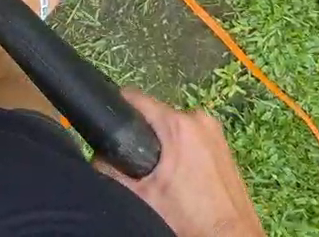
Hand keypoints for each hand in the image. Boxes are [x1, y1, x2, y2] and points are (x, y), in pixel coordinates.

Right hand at [99, 88, 264, 236]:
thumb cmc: (189, 220)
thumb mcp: (142, 198)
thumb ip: (110, 171)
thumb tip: (94, 156)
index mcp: (178, 124)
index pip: (134, 98)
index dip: (116, 109)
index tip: (108, 126)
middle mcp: (199, 118)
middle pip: (154, 114)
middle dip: (142, 133)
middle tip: (137, 163)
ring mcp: (215, 131)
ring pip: (173, 126)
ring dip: (163, 143)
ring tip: (160, 174)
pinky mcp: (224, 146)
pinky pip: (191, 137)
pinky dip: (181, 151)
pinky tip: (180, 177)